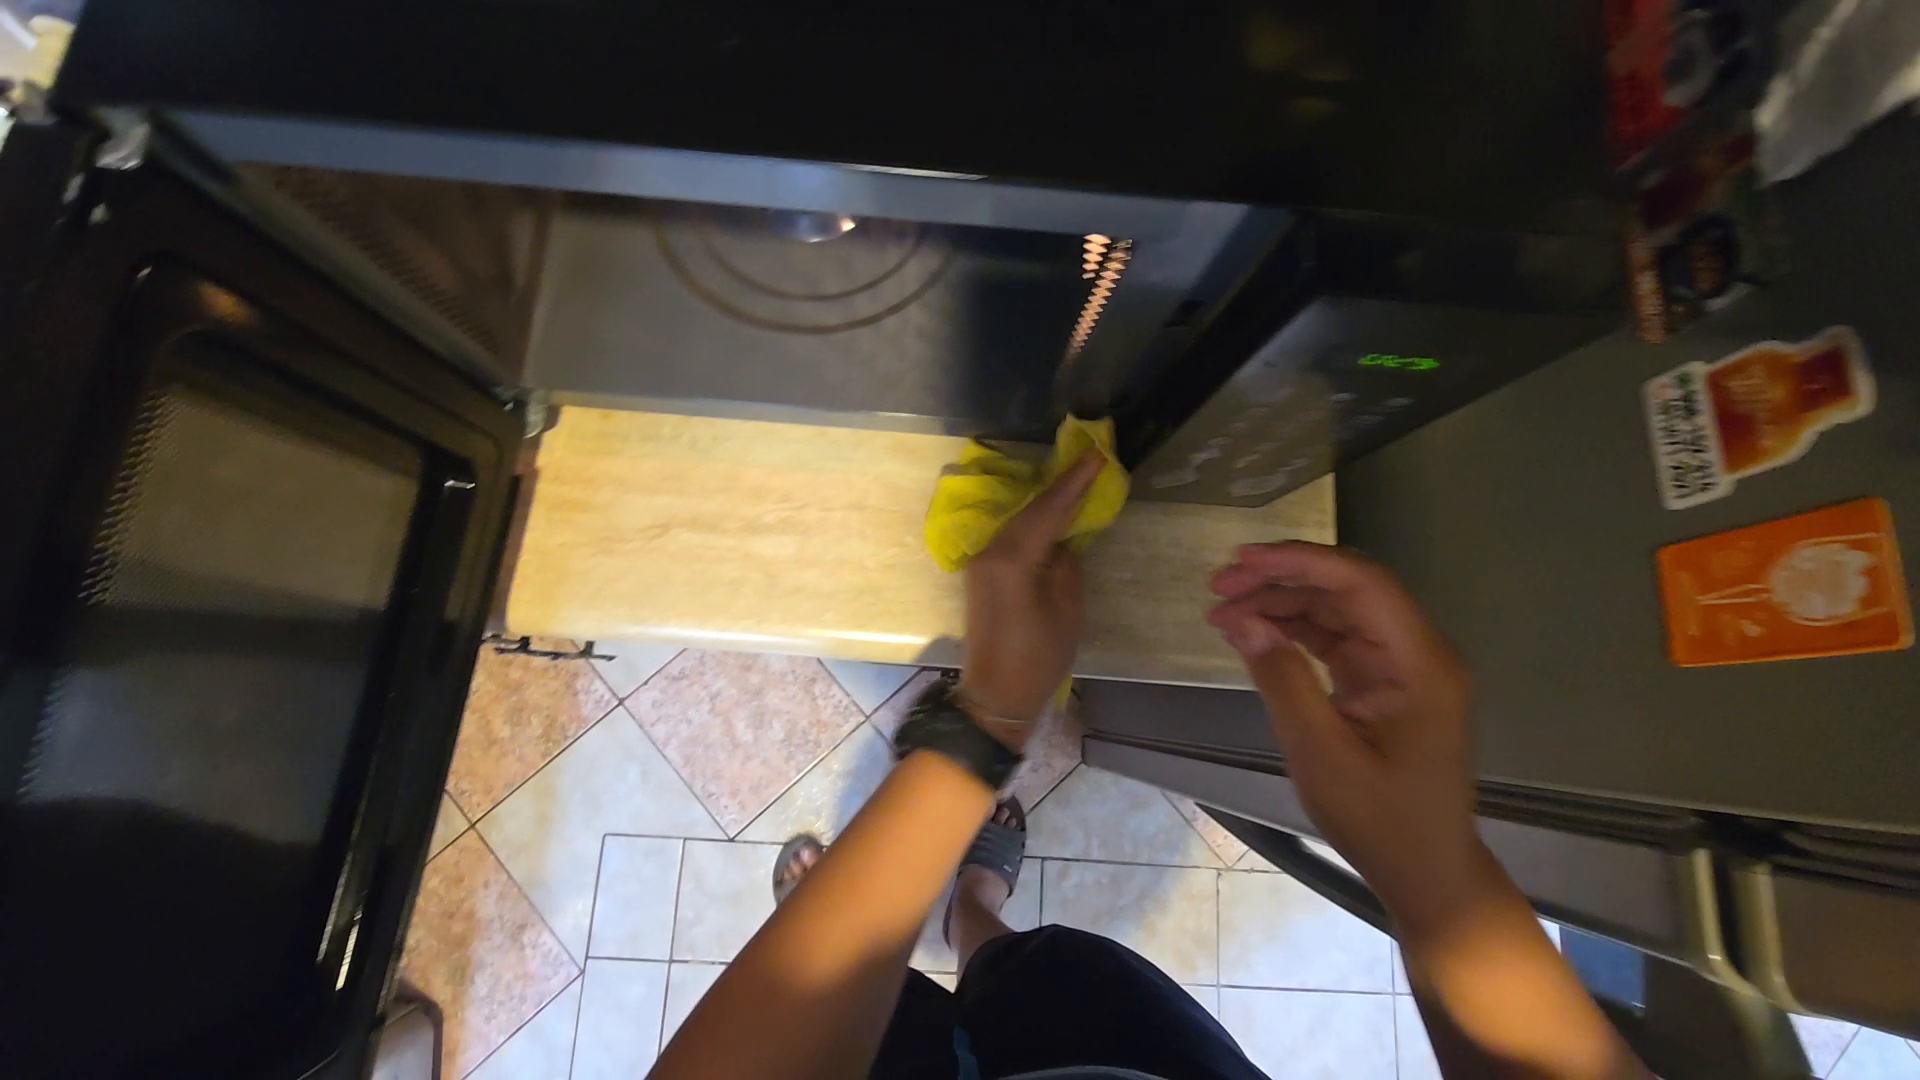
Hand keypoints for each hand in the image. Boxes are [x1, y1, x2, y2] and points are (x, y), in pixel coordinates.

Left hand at [959, 451, 1106, 749]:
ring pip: (1018, 521)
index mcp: (1013, 559)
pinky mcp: (981, 573)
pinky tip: (1050, 515)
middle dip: (1060, 486)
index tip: (1097, 455)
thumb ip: (1067, 565)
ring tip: (1076, 482)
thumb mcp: (1067, 609)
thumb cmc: (1039, 657)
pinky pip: (1010, 536)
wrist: (997, 693)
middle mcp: (991, 552)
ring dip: (1046, 503)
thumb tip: (1063, 543)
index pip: (1048, 510)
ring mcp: (981, 562)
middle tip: (1090, 462)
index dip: (1074, 482)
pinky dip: (1032, 523)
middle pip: (1030, 510)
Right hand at [1207, 541, 1484, 925]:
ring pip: (1334, 609)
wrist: (1425, 872)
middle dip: (1280, 579)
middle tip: (1217, 588)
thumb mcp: (1321, 753)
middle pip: (1345, 588)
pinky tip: (1250, 634)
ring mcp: (1399, 665)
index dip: (1299, 561)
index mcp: (1419, 661)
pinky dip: (1290, 630)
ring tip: (1221, 612)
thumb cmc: (1380, 819)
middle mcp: (1414, 650)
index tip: (1240, 562)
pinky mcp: (1380, 681)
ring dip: (1279, 603)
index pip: (1360, 583)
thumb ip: (1281, 679)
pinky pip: (1332, 637)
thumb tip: (1240, 620)